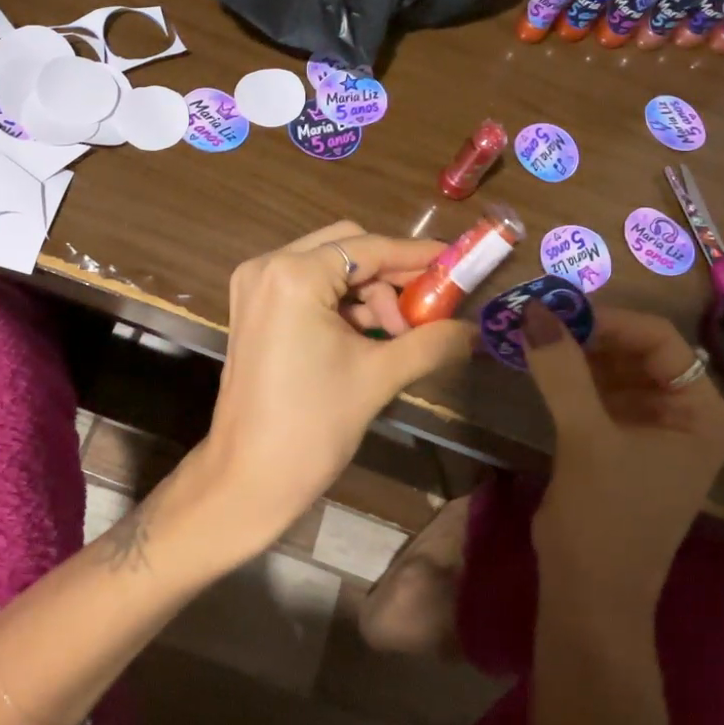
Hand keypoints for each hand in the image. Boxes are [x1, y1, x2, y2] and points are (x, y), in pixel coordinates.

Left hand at [189, 222, 475, 552]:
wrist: (249, 478)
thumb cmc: (313, 425)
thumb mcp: (379, 377)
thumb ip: (431, 342)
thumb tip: (474, 330)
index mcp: (294, 275)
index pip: (369, 248)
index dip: (416, 255)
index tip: (455, 263)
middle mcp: (267, 266)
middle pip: (347, 247)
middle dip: (389, 277)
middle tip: (420, 315)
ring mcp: (254, 286)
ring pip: (328, 266)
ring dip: (366, 294)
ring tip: (392, 340)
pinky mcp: (252, 308)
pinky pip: (307, 287)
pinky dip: (340, 304)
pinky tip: (364, 339)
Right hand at [523, 304, 723, 608]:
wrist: (589, 595)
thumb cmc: (606, 516)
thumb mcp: (586, 438)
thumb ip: (563, 370)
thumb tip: (533, 308)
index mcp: (703, 413)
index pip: (660, 340)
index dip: (609, 320)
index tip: (555, 312)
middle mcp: (685, 415)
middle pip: (636, 351)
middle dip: (587, 335)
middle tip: (536, 320)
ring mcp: (652, 430)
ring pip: (613, 370)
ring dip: (573, 354)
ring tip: (530, 338)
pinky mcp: (618, 443)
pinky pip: (597, 394)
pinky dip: (567, 378)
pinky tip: (536, 367)